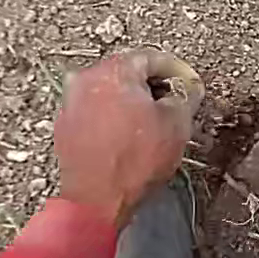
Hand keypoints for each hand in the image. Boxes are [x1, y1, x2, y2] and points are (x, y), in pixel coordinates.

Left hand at [54, 49, 202, 228]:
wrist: (98, 199)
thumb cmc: (140, 156)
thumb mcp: (177, 121)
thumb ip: (185, 94)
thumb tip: (188, 87)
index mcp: (114, 72)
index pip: (152, 58)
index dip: (179, 70)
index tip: (192, 85)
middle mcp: (86, 80)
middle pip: (129, 72)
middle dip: (156, 84)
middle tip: (178, 101)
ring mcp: (71, 103)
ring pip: (111, 91)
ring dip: (136, 100)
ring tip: (157, 119)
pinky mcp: (66, 126)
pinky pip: (98, 109)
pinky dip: (117, 114)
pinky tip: (133, 134)